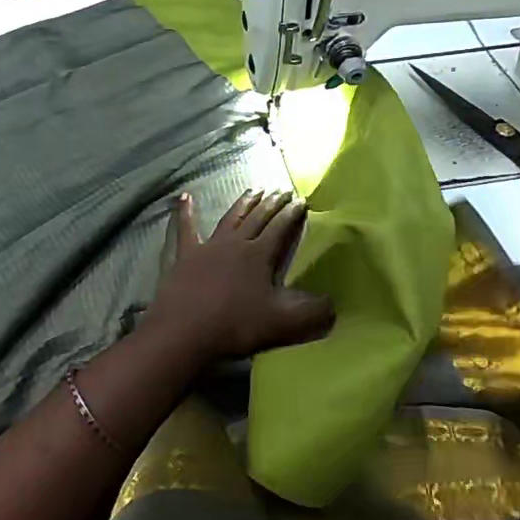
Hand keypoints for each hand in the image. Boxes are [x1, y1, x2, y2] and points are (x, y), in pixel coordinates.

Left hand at [147, 190, 332, 360]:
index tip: (302, 200)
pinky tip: (184, 197)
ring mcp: (208, 246)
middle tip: (282, 189)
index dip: (292, 214)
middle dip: (272, 203)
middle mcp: (235, 243)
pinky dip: (185, 212)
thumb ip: (312, 312)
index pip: (280, 228)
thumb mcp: (282, 323)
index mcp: (259, 255)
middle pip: (257, 218)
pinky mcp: (185, 254)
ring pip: (230, 218)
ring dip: (243, 203)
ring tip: (254, 190)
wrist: (185, 329)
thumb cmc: (235, 325)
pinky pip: (185, 228)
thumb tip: (334, 302)